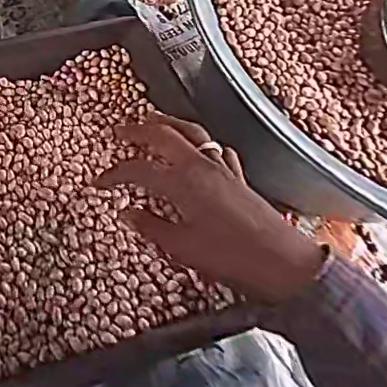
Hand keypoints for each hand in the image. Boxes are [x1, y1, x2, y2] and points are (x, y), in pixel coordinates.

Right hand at [99, 112, 325, 303]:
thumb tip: (128, 213)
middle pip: (163, 136)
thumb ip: (150, 226)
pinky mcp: (239, 179)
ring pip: (193, 133)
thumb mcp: (181, 247)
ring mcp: (223, 170)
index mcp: (181, 182)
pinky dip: (203, 144)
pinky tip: (200, 149)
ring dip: (169, 123)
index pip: (138, 169)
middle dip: (137, 130)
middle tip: (120, 131)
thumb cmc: (231, 257)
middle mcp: (201, 167)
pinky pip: (218, 150)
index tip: (99, 182)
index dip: (114, 174)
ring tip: (154, 120)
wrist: (286, 266)